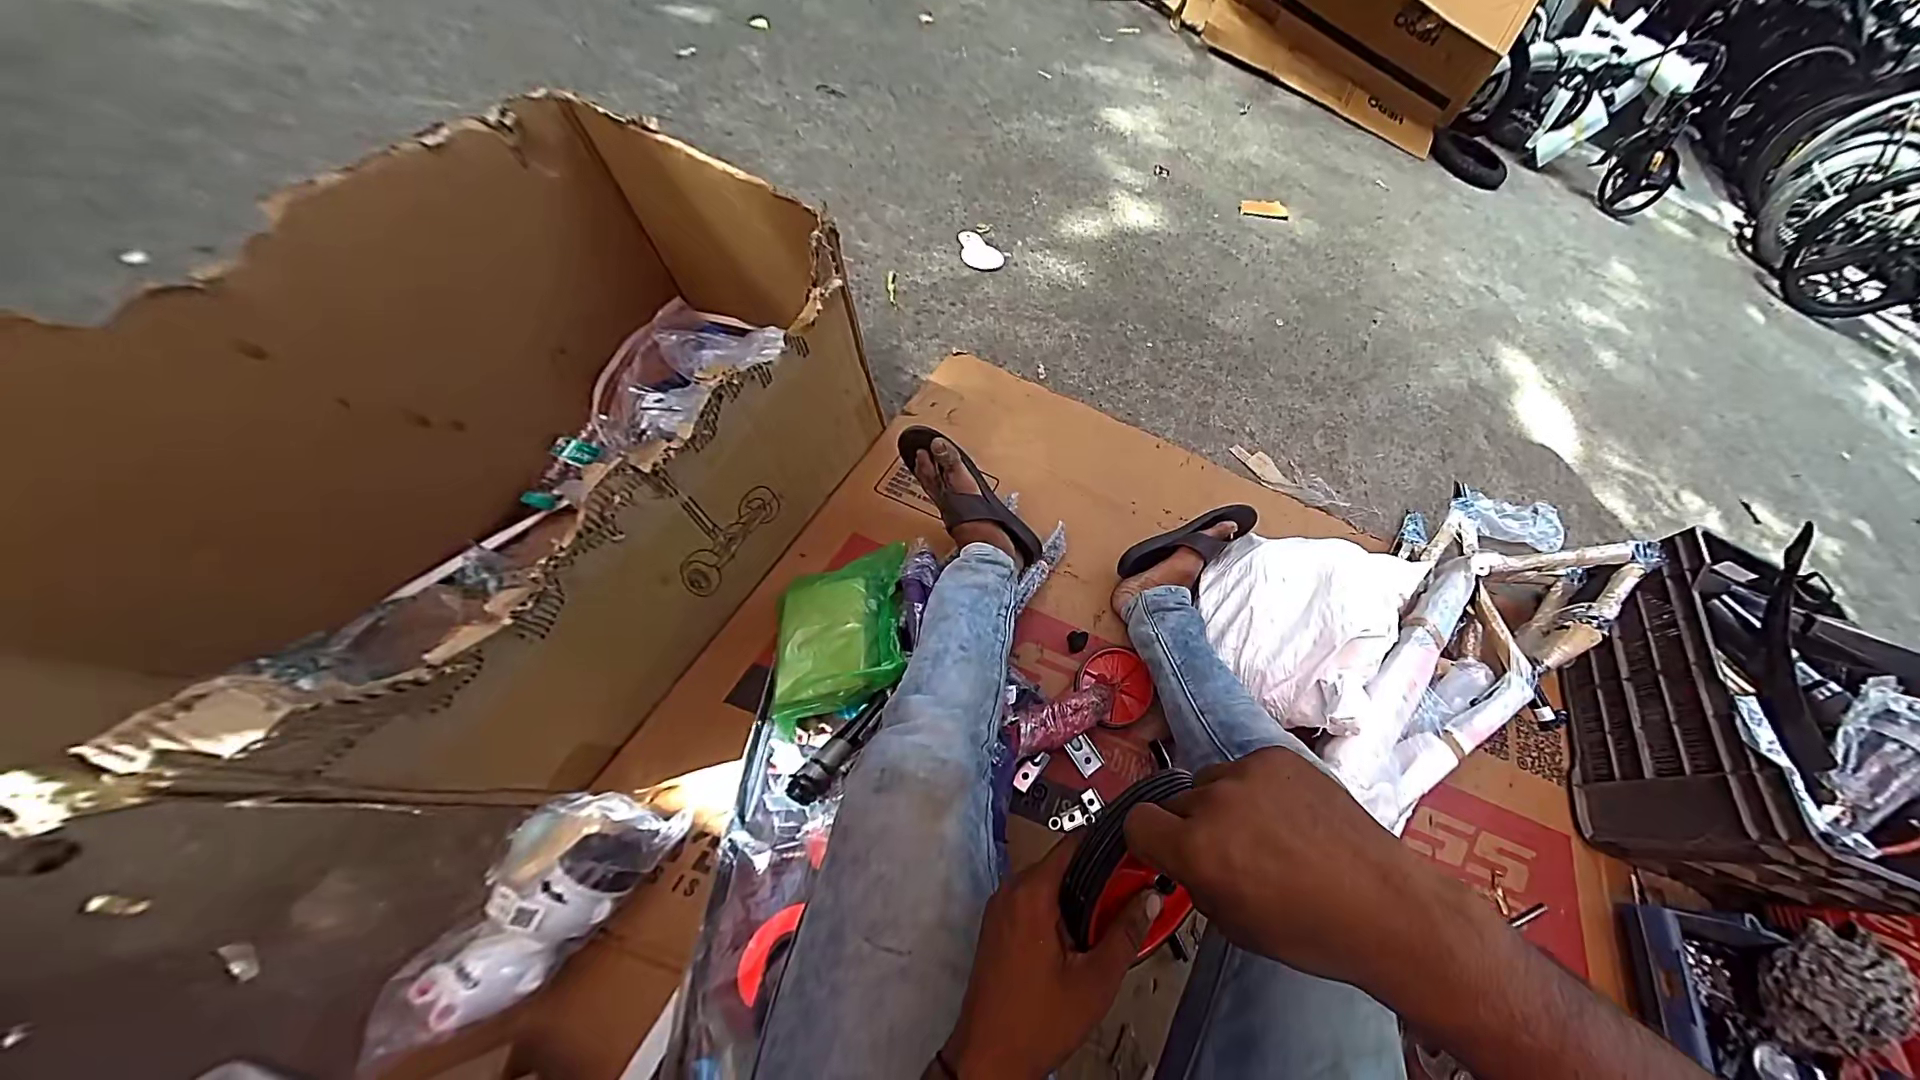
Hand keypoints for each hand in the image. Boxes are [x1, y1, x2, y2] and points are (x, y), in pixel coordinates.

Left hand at [937, 834, 1158, 1078]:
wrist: (989, 1057)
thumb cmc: (1034, 1024)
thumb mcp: (1095, 980)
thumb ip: (1126, 934)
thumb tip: (1148, 900)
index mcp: (1031, 893)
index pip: (1073, 843)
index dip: (1107, 845)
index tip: (1133, 854)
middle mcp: (1011, 890)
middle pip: (1063, 863)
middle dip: (1097, 878)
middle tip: (1129, 899)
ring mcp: (1001, 906)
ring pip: (1050, 883)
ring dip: (1078, 896)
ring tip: (1106, 925)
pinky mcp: (999, 923)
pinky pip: (1034, 900)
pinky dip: (1059, 909)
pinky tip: (1078, 939)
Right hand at [1121, 746, 1432, 991]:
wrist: (1388, 906)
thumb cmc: (1313, 930)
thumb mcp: (1233, 924)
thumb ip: (1194, 882)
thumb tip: (1184, 859)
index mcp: (1197, 849)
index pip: (1136, 821)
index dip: (1149, 840)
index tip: (1165, 849)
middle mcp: (1214, 802)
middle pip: (1176, 803)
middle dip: (1192, 826)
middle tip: (1230, 850)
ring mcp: (1247, 773)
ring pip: (1210, 782)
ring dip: (1224, 804)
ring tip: (1266, 831)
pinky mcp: (1277, 757)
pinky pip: (1246, 768)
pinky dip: (1258, 788)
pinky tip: (1289, 815)